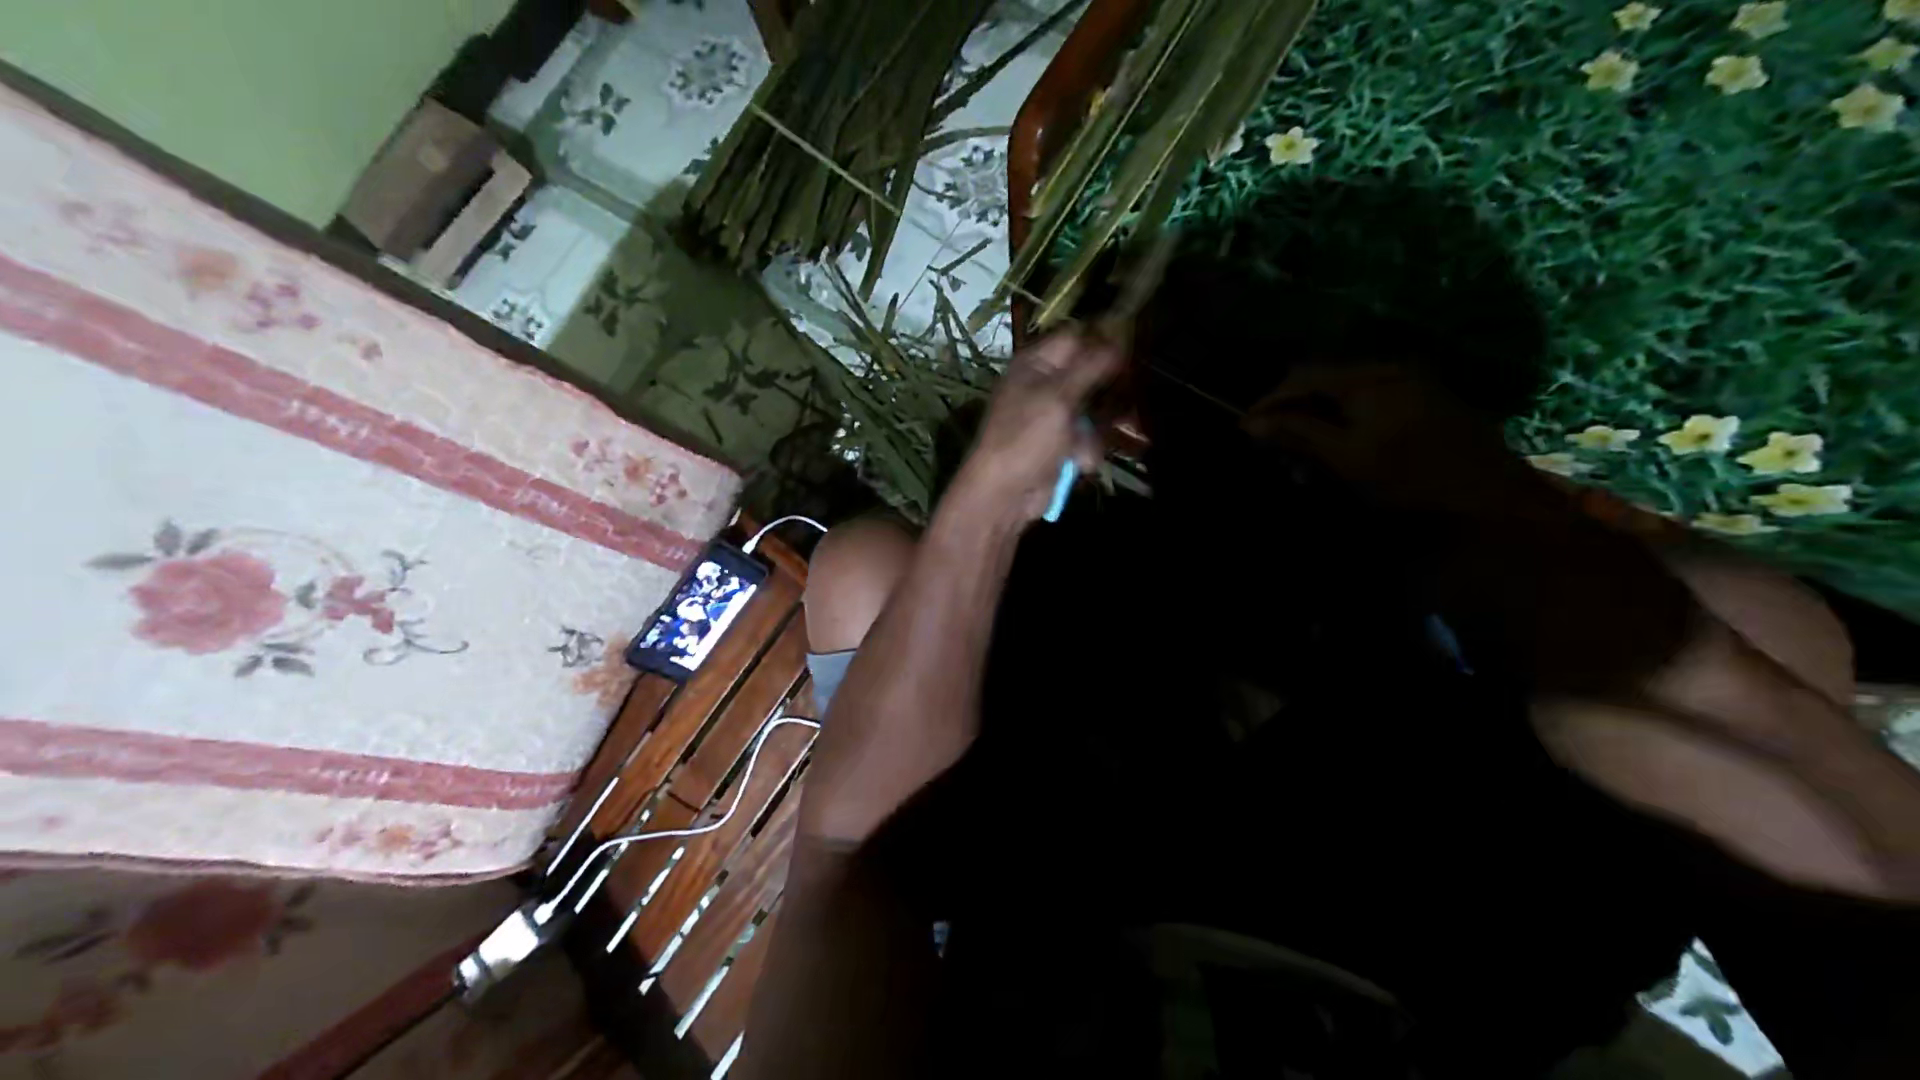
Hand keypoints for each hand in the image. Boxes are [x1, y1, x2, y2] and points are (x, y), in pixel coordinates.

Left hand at [945, 332, 1119, 526]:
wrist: (1005, 493)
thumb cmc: (1025, 438)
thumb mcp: (1058, 398)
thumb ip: (1090, 367)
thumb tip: (1118, 340)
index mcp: (1035, 364)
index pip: (1075, 338)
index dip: (1102, 342)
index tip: (1132, 351)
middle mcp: (1044, 385)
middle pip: (1089, 375)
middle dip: (1105, 393)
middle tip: (1127, 399)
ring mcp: (1053, 415)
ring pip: (1094, 411)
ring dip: (1094, 431)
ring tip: (1085, 446)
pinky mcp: (1061, 444)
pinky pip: (1087, 438)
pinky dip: (1085, 451)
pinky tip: (1078, 463)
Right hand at [1239, 362, 1528, 514]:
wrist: (1491, 492)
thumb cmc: (1413, 476)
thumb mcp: (1346, 457)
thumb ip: (1298, 434)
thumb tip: (1250, 424)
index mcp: (1368, 378)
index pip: (1301, 378)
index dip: (1268, 402)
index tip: (1242, 428)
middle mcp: (1386, 370)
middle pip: (1319, 382)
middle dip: (1289, 413)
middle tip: (1270, 447)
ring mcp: (1404, 383)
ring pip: (1338, 394)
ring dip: (1312, 422)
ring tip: (1299, 460)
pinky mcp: (1415, 399)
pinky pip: (1361, 403)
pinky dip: (1338, 424)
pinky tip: (1332, 452)